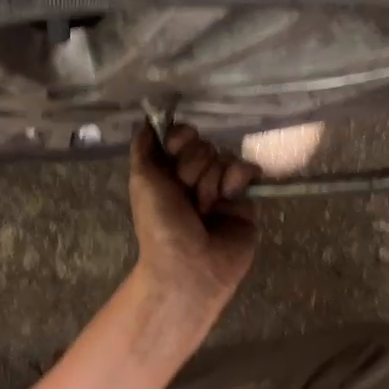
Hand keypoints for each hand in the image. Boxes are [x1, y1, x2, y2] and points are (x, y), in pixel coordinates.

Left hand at [127, 124, 258, 312]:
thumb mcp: (142, 181)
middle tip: (186, 196)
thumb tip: (146, 120)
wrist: (190, 268)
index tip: (174, 151)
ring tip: (205, 210)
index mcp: (167, 172)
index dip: (179, 139)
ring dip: (211, 182)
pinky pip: (246, 170)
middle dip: (192, 169)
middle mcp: (193, 177)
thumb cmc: (161, 225)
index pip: (180, 135)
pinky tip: (229, 197)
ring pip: (223, 157)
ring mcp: (220, 188)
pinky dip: (238, 179)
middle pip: (202, 146)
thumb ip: (144, 148)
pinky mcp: (244, 200)